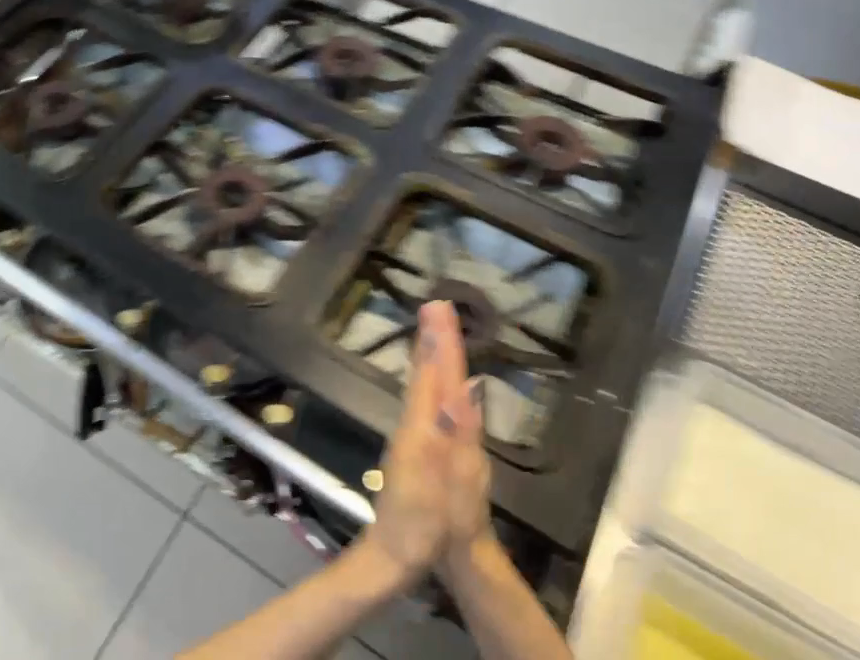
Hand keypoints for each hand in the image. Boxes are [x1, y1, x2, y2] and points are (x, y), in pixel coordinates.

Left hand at [356, 301, 487, 587]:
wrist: (396, 553)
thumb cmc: (428, 522)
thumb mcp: (448, 483)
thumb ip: (456, 434)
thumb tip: (462, 388)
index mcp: (422, 429)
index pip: (434, 376)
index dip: (440, 342)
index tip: (439, 308)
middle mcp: (412, 426)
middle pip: (425, 375)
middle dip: (432, 340)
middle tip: (435, 305)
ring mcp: (410, 438)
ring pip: (421, 388)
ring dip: (429, 356)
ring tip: (433, 329)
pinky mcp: (413, 451)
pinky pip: (422, 404)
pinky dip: (429, 383)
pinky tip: (435, 380)